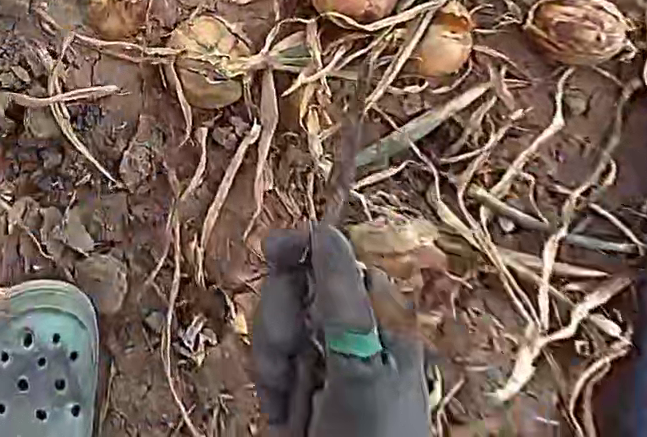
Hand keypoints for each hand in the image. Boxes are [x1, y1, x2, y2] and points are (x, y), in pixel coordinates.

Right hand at [251, 225, 427, 436]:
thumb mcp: (360, 367)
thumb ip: (342, 298)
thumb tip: (321, 229)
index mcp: (378, 314)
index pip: (333, 256)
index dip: (301, 247)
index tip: (271, 249)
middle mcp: (351, 328)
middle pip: (297, 286)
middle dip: (282, 318)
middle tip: (292, 357)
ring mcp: (323, 358)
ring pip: (276, 320)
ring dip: (271, 357)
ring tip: (288, 402)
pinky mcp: (298, 385)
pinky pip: (267, 359)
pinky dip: (267, 384)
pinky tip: (283, 416)